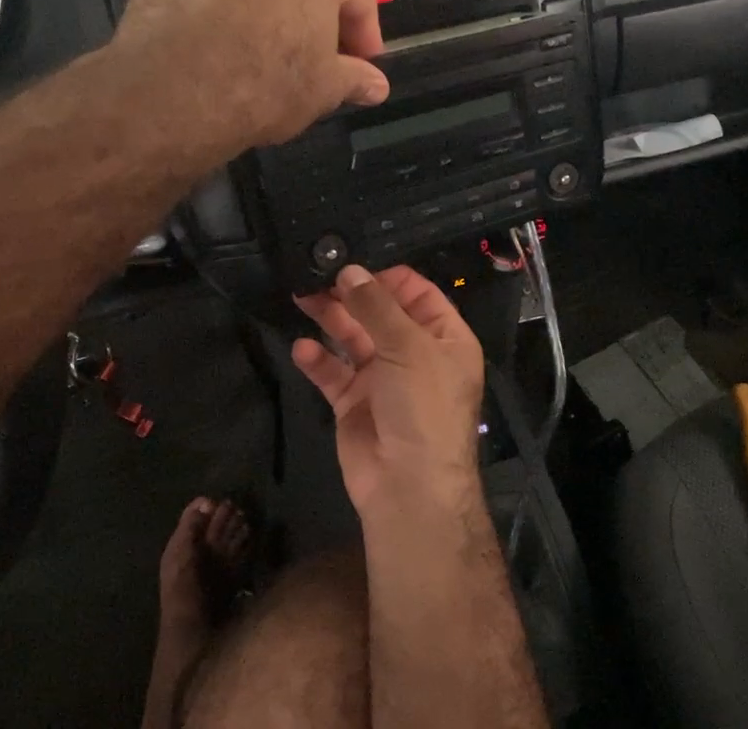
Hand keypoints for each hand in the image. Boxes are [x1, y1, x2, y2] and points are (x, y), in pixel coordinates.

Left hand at [112, 0, 389, 154]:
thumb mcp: (325, 88)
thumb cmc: (269, 80)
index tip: (364, 66)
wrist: (173, 90)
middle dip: (315, 14)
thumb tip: (378, 86)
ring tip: (262, 53)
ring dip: (265, 8)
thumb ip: (355, 78)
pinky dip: (219, 11)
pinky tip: (217, 49)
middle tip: (317, 58)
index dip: (365, 34)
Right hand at [292, 265, 485, 518]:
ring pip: (354, 339)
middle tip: (317, 274)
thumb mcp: (409, 347)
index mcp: (445, 338)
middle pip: (381, 313)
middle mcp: (416, 354)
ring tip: (301, 296)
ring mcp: (384, 379)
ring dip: (331, 319)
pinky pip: (333, 373)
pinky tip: (302, 347)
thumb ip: (376, 307)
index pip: (418, 294)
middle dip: (352, 294)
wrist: (409, 484)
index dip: (388, 277)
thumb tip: (350, 270)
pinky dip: (318, 359)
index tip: (354, 262)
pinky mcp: (355, 403)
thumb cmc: (424, 405)